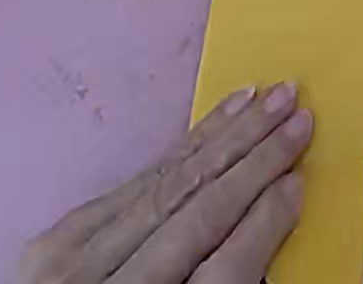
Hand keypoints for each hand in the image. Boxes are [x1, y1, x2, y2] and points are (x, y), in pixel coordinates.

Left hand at [21, 83, 312, 283]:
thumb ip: (234, 274)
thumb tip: (280, 203)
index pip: (222, 273)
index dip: (264, 224)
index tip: (299, 179)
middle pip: (199, 215)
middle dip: (258, 160)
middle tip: (299, 114)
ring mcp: (73, 265)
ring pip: (174, 180)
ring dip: (233, 132)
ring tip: (274, 97)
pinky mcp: (62, 235)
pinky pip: (145, 174)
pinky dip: (193, 139)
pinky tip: (229, 109)